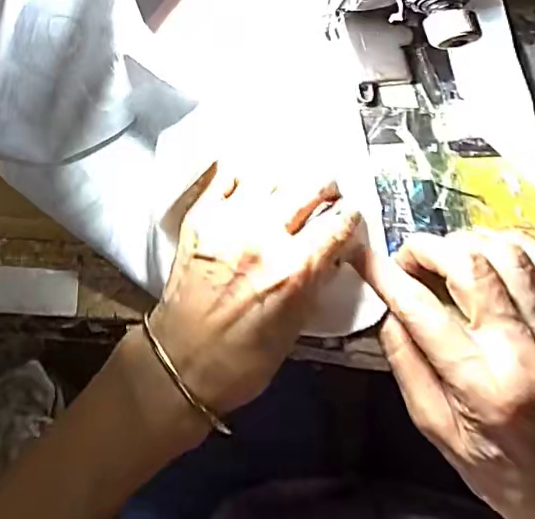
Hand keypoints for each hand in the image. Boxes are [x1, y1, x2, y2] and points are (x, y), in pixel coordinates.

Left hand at [148, 164, 360, 420]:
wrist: (183, 356)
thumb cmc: (243, 357)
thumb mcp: (297, 325)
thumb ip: (314, 280)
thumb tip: (328, 252)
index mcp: (293, 270)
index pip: (335, 224)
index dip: (349, 215)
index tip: (351, 211)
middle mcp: (261, 237)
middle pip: (304, 189)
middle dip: (323, 186)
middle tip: (327, 189)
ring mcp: (226, 222)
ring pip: (266, 178)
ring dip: (284, 180)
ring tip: (290, 185)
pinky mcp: (198, 217)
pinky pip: (224, 179)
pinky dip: (241, 177)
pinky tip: (251, 182)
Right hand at [356, 230, 534, 518]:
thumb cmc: (495, 465)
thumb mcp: (430, 421)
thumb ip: (403, 357)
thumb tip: (386, 304)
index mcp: (481, 383)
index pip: (420, 306)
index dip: (382, 272)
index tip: (360, 255)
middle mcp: (522, 354)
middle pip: (470, 266)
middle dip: (424, 248)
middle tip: (406, 259)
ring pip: (509, 256)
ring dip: (465, 242)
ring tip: (445, 254)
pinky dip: (513, 245)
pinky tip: (487, 252)